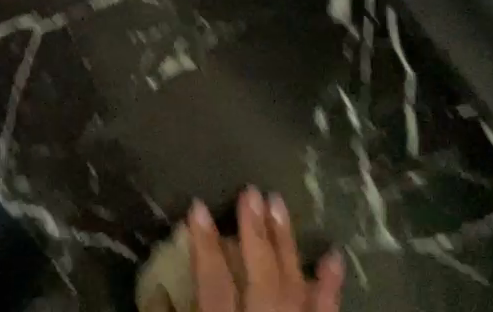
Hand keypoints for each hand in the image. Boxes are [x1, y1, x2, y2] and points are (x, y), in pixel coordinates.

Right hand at [189, 187, 344, 311]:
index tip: (198, 206)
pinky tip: (334, 255)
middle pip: (262, 275)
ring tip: (278, 203)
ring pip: (294, 283)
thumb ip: (174, 309)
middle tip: (251, 192)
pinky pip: (326, 309)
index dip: (205, 244)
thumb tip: (158, 281)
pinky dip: (331, 284)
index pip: (214, 280)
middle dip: (255, 232)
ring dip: (286, 242)